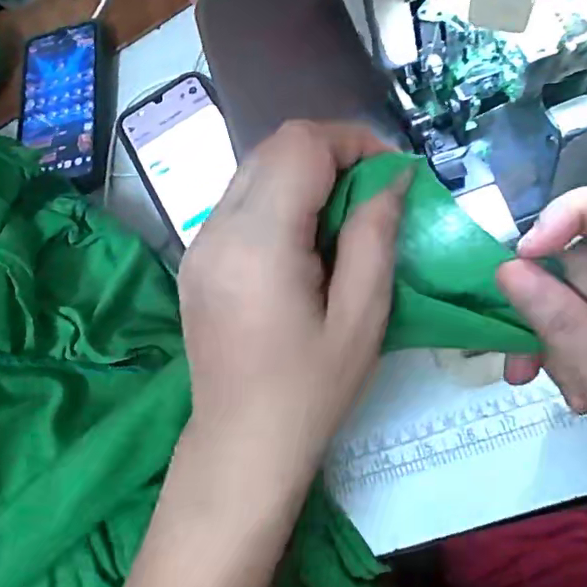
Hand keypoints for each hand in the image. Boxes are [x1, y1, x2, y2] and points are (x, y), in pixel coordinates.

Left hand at [176, 121, 408, 501]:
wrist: (241, 445)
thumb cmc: (310, 391)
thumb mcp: (362, 317)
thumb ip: (375, 236)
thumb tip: (390, 179)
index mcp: (257, 241)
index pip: (300, 146)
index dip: (352, 141)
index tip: (390, 173)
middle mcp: (216, 229)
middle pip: (273, 148)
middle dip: (330, 153)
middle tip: (372, 192)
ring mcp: (198, 243)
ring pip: (254, 170)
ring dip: (304, 174)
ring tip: (342, 217)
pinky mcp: (195, 260)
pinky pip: (239, 201)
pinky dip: (279, 199)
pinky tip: (304, 240)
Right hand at [495, 180, 586, 488]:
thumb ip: (557, 317)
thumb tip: (506, 268)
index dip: (571, 213)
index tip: (528, 254)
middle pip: (578, 248)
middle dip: (543, 293)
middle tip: (525, 336)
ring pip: (563, 283)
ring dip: (541, 329)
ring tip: (535, 374)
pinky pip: (567, 310)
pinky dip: (550, 341)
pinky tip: (552, 379)